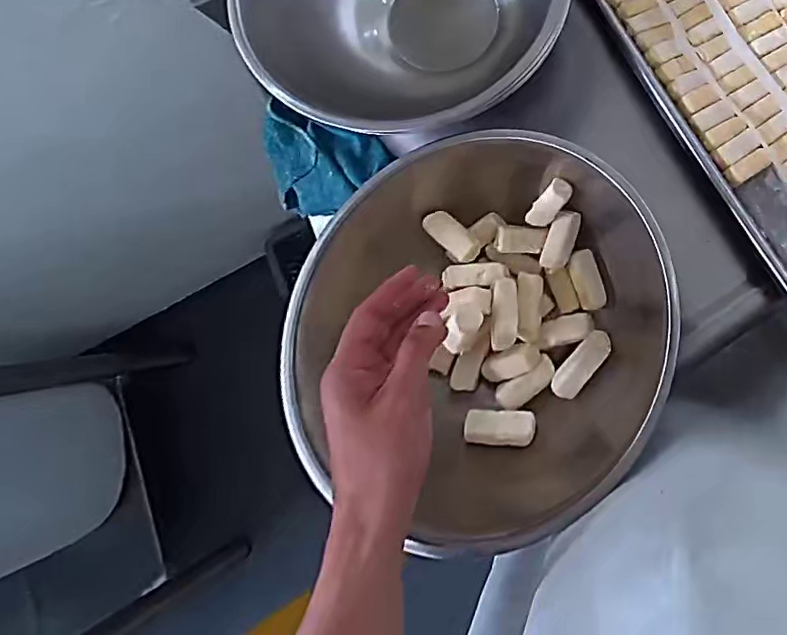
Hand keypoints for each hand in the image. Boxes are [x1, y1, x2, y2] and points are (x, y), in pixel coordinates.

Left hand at [320, 266, 447, 540]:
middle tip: (435, 285)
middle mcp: (351, 377)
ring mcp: (365, 391)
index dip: (392, 292)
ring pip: (389, 342)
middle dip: (406, 303)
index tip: (415, 273)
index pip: (368, 318)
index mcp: (346, 372)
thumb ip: (415, 351)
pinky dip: (416, 343)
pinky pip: (397, 361)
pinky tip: (433, 336)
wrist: (376, 512)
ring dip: (413, 321)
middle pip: (378, 327)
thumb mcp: (404, 397)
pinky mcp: (380, 404)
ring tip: (440, 303)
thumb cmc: (384, 460)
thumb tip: (430, 316)